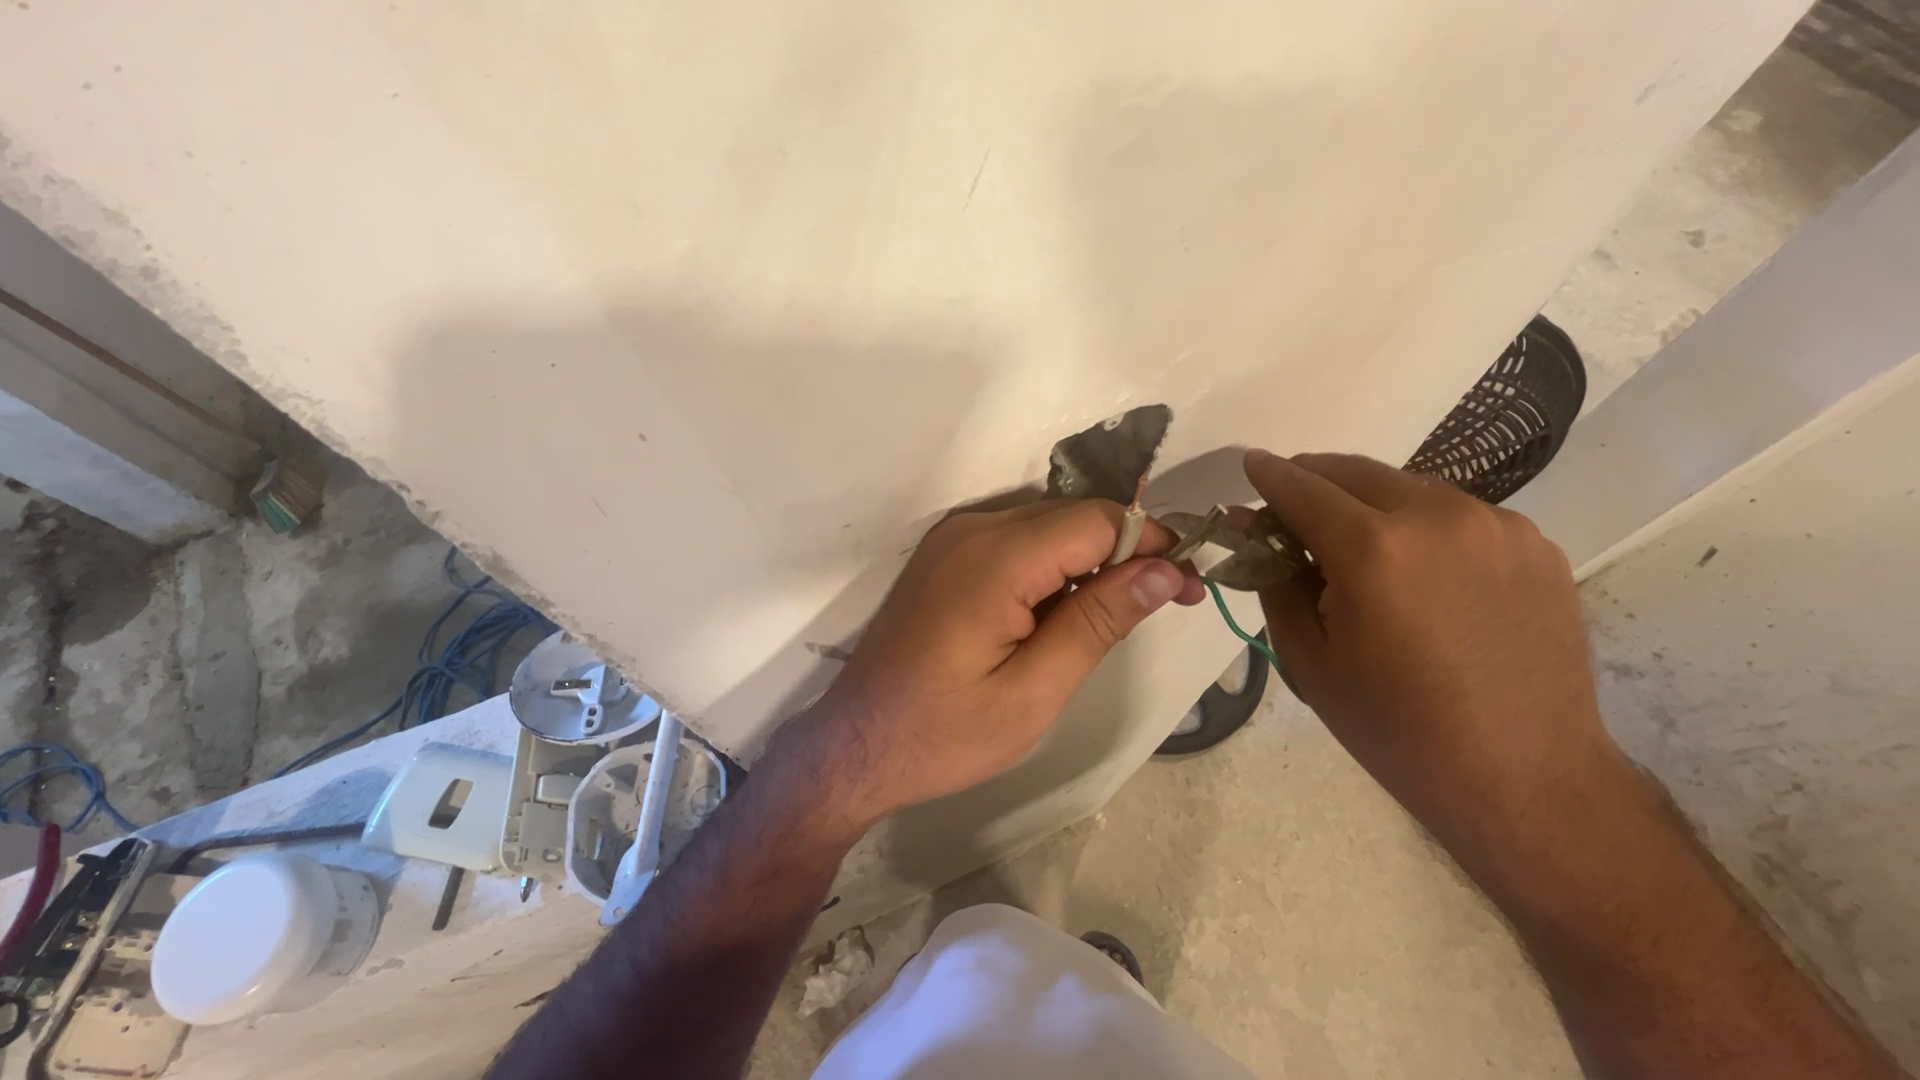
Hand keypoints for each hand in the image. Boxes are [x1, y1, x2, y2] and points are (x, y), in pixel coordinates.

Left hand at [776, 499, 1203, 833]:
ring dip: (1091, 562)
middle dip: (1127, 553)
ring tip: (1121, 615)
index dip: (1151, 544)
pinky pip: (1017, 542)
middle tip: (1168, 603)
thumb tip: (1161, 570)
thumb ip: (1097, 621)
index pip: (1095, 521)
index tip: (1189, 587)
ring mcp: (952, 539)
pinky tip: (1067, 611)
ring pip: (1047, 527)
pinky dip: (1053, 568)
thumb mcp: (1033, 692)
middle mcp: (971, 529)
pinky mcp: (945, 557)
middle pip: (1072, 518)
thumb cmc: (943, 733)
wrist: (855, 746)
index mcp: (993, 559)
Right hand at [1243, 450, 1627, 846]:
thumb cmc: (1397, 728)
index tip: (1250, 463)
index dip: (1268, 474)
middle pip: (1356, 472)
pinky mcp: (1537, 544)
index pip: (1302, 487)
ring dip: (1372, 505)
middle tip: (1295, 512)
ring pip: (1411, 489)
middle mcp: (1439, 517)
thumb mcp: (1308, 659)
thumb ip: (1277, 580)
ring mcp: (1497, 526)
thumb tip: (1257, 531)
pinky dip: (1425, 529)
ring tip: (1364, 552)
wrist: (1524, 775)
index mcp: (1374, 549)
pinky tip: (1426, 577)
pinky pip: (1460, 517)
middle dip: (1316, 481)